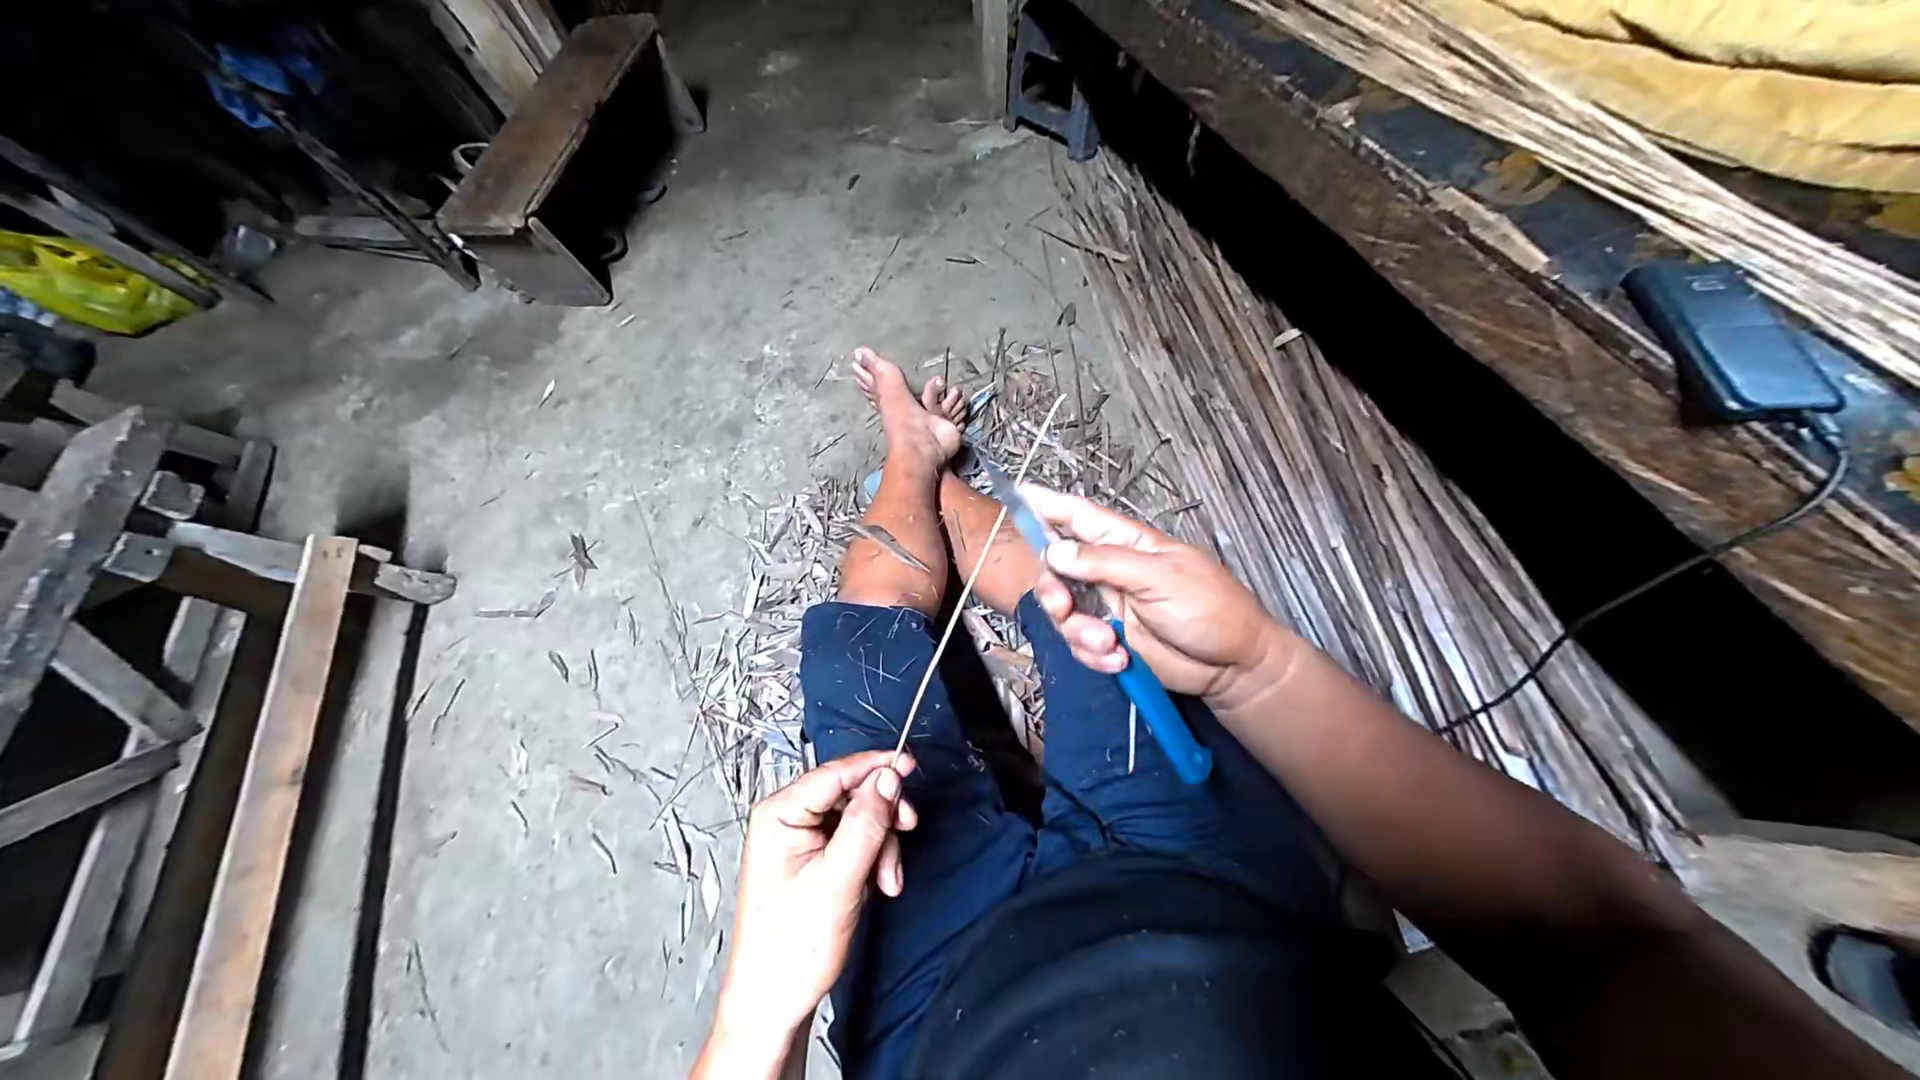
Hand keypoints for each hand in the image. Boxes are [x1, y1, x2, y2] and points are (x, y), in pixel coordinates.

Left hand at [714, 751, 918, 1034]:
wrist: (775, 1004)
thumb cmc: (790, 950)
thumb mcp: (837, 880)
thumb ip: (865, 824)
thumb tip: (887, 778)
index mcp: (779, 814)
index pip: (835, 772)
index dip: (875, 766)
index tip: (909, 765)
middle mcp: (787, 819)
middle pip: (850, 792)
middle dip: (882, 816)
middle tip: (906, 829)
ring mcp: (800, 838)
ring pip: (858, 816)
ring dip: (882, 843)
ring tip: (888, 879)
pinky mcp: (813, 856)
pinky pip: (854, 837)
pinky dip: (874, 856)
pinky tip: (880, 882)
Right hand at [1022, 485, 1302, 709]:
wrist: (1232, 667)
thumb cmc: (1210, 609)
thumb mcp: (1161, 577)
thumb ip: (1106, 562)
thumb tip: (1057, 551)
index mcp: (1126, 542)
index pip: (1079, 516)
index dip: (1047, 504)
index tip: (1017, 495)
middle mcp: (1109, 571)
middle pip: (1056, 568)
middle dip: (1053, 589)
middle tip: (1063, 607)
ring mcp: (1107, 606)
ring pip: (1063, 611)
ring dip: (1078, 631)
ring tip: (1108, 644)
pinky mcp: (1108, 639)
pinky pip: (1078, 643)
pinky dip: (1092, 654)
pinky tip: (1119, 659)